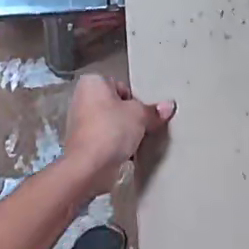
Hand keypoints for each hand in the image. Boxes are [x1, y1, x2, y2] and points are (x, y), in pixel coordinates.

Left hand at [61, 74, 174, 194]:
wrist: (88, 166)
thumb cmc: (111, 129)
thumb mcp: (139, 115)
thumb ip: (154, 110)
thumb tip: (169, 106)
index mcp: (92, 82)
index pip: (123, 87)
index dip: (136, 102)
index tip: (143, 116)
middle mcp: (82, 98)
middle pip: (116, 106)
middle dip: (129, 118)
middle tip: (142, 129)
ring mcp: (79, 121)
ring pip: (111, 124)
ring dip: (123, 134)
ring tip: (135, 144)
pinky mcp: (80, 143)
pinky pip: (104, 139)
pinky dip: (114, 146)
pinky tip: (125, 154)